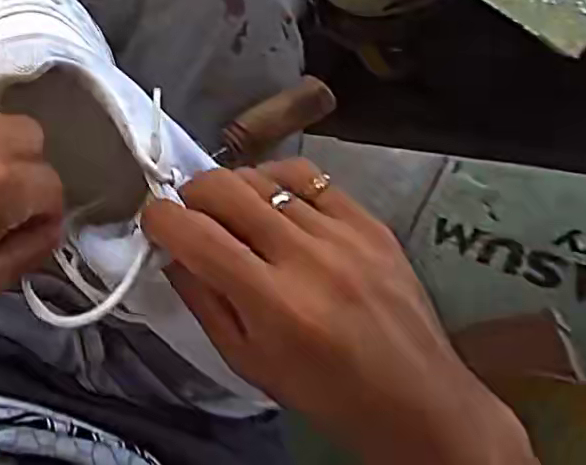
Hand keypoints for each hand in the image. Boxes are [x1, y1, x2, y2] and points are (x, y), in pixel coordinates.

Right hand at [143, 160, 535, 464]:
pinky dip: (274, 180)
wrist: (429, 411)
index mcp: (274, 304)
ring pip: (254, 175)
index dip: (157, 219)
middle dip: (189, 196)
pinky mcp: (369, 223)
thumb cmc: (324, 392)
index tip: (156, 227)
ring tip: (237, 217)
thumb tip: (168, 245)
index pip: (190, 231)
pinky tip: (275, 204)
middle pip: (218, 187)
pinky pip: (302, 173)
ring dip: (230, 192)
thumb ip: (198, 295)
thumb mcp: (244, 359)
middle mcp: (308, 261)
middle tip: (194, 219)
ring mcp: (344, 237)